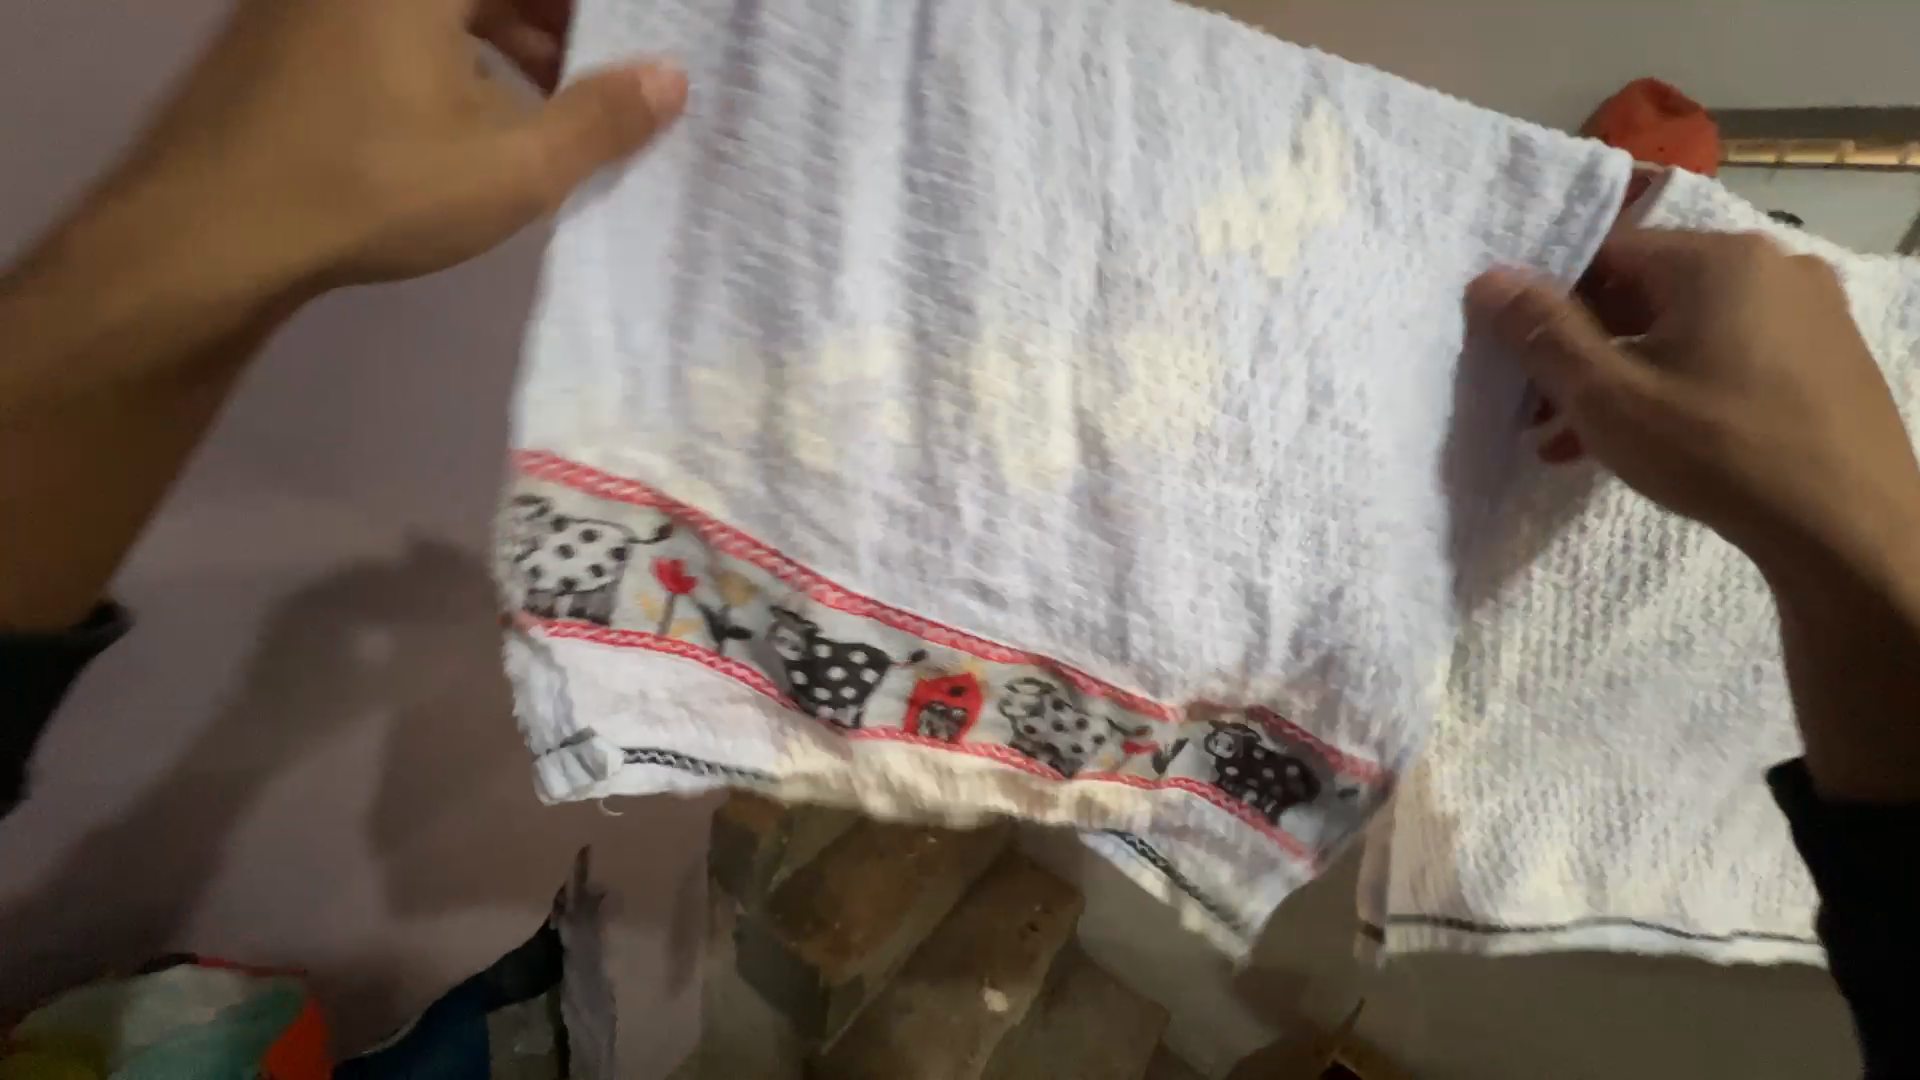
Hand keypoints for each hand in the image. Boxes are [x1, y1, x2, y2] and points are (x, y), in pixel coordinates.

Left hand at [102, 0, 684, 303]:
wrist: (219, 226)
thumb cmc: (382, 188)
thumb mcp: (517, 167)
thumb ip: (601, 119)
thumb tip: (673, 77)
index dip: (595, 17)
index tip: (637, 50)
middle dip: (559, 23)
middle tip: (610, 77)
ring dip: (514, 36)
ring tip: (560, 100)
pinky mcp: (298, 26)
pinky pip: (402, 17)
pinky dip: (458, 47)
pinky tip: (484, 109)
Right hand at [1469, 228, 1919, 801]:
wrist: (1856, 538)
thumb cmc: (1718, 456)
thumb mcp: (1602, 396)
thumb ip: (1538, 334)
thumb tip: (1478, 280)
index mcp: (1716, 269)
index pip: (1601, 252)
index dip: (1537, 292)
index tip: (1487, 339)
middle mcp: (1758, 282)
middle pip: (1628, 295)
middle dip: (1562, 347)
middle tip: (1509, 399)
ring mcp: (1782, 330)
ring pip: (1655, 339)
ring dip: (1592, 380)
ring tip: (1544, 437)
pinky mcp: (1793, 378)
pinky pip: (1690, 367)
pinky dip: (1636, 399)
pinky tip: (1595, 450)